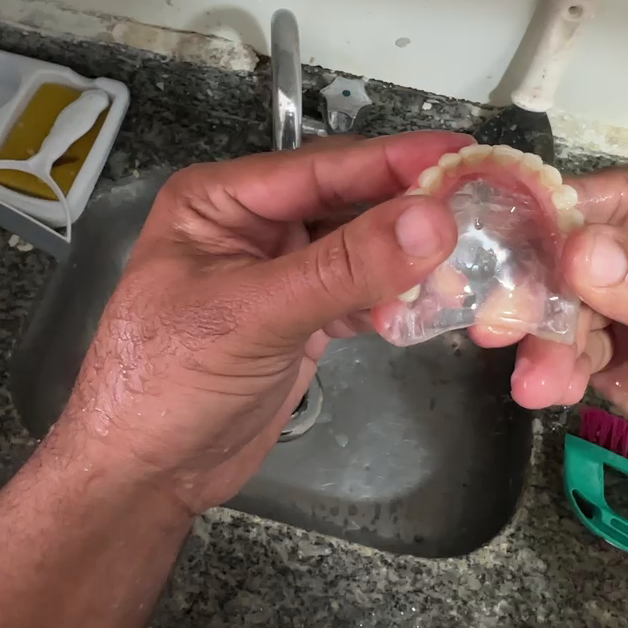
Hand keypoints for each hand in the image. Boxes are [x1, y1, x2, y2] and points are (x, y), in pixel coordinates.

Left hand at [53, 132, 468, 514]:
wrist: (147, 476)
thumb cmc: (169, 382)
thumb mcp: (255, 314)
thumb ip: (345, 268)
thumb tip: (432, 218)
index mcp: (222, 199)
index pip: (320, 168)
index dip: (392, 160)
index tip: (460, 151)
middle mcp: (253, 223)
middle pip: (347, 203)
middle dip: (408, 211)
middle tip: (480, 209)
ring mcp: (280, 270)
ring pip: (359, 248)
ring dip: (406, 259)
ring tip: (466, 265)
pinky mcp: (301, 314)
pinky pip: (359, 292)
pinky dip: (391, 300)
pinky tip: (426, 307)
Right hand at [531, 165, 627, 496]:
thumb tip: (581, 249)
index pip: (622, 195)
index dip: (563, 217)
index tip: (515, 251)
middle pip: (575, 242)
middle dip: (541, 287)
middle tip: (501, 323)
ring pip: (559, 294)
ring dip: (542, 336)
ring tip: (539, 382)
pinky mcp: (608, 339)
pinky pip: (561, 338)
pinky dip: (549, 364)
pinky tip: (549, 391)